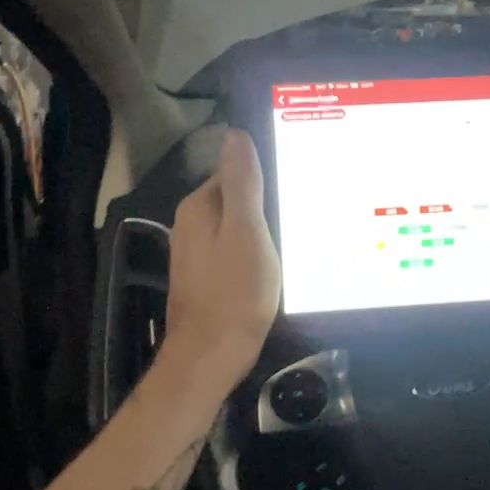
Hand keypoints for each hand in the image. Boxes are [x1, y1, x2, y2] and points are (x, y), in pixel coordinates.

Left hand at [161, 129, 280, 391]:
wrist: (211, 356)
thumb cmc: (235, 293)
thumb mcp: (248, 232)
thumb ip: (243, 183)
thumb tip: (236, 133)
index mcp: (199, 207)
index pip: (235, 174)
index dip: (265, 183)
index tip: (294, 195)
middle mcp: (190, 226)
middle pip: (235, 202)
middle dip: (264, 209)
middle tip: (299, 221)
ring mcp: (194, 254)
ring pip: (235, 230)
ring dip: (261, 234)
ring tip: (292, 244)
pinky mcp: (204, 279)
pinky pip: (233, 254)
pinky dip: (253, 257)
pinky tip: (272, 270)